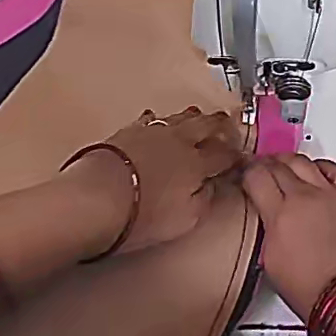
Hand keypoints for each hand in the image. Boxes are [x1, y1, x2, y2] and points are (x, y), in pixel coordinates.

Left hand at [66, 108, 243, 255]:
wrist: (95, 198)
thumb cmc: (140, 213)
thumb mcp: (186, 219)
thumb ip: (205, 199)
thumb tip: (212, 187)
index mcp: (198, 163)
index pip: (225, 154)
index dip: (236, 156)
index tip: (240, 158)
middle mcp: (179, 141)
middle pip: (208, 125)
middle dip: (222, 126)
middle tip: (229, 127)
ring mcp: (153, 132)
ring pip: (182, 116)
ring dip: (196, 117)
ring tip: (201, 119)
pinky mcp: (129, 131)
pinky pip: (152, 118)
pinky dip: (161, 120)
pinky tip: (159, 122)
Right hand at [242, 154, 335, 317]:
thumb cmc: (305, 284)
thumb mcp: (267, 256)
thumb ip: (265, 223)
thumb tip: (263, 208)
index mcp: (280, 214)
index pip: (257, 175)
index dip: (247, 172)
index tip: (245, 174)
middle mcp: (304, 199)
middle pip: (279, 165)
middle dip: (264, 165)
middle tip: (260, 170)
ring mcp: (328, 197)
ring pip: (304, 162)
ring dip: (289, 161)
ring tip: (284, 166)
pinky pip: (335, 171)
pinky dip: (322, 166)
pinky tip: (316, 169)